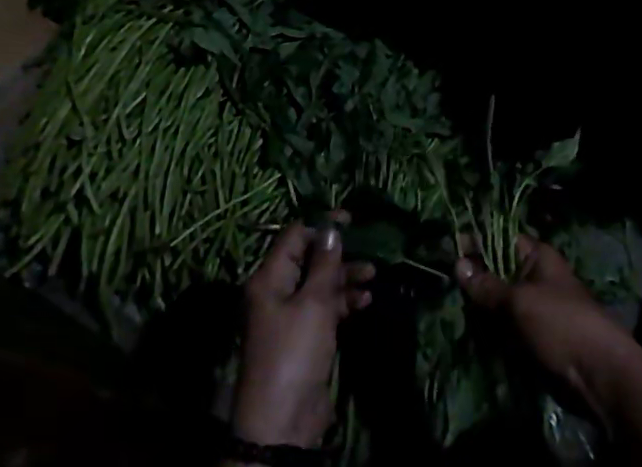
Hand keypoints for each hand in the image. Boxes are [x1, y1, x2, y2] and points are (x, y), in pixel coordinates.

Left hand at [232, 214, 374, 448]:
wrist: (283, 421)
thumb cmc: (294, 352)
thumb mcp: (314, 303)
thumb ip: (325, 264)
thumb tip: (331, 228)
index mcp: (269, 277)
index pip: (294, 236)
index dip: (322, 225)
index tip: (351, 219)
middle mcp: (277, 291)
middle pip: (309, 259)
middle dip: (338, 254)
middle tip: (368, 251)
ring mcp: (290, 315)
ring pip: (320, 284)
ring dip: (345, 278)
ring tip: (372, 276)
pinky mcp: (304, 336)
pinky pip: (325, 308)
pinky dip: (343, 301)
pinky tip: (364, 302)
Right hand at [454, 235, 640, 428]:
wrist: (599, 375)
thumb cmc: (561, 324)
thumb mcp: (519, 301)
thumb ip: (487, 284)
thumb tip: (457, 263)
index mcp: (538, 256)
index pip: (500, 239)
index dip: (476, 243)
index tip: (449, 250)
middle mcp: (536, 277)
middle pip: (498, 271)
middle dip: (475, 280)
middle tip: (447, 286)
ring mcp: (536, 307)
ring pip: (500, 301)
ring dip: (482, 309)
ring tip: (456, 311)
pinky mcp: (535, 335)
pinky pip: (507, 325)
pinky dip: (493, 330)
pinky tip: (474, 333)